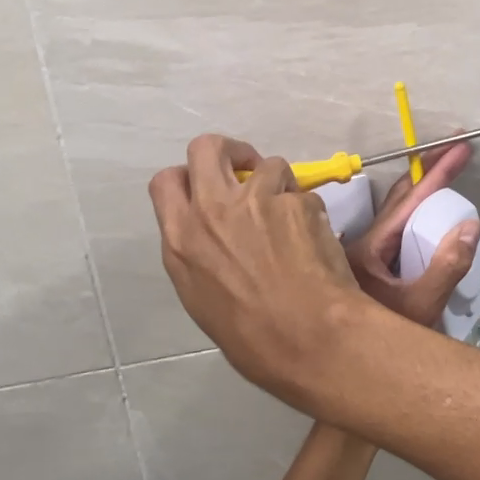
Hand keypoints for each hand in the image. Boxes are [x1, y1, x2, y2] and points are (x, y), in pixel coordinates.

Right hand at [149, 135, 373, 409]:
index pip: (167, 180)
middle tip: (244, 166)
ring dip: (278, 182)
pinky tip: (313, 237)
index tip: (206, 186)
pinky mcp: (300, 201)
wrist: (307, 333)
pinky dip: (307, 209)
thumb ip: (199, 248)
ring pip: (270, 164)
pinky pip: (303, 193)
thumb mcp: (199, 292)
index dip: (187, 177)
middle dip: (229, 151)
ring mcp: (261, 199)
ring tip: (288, 216)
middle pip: (208, 147)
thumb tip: (211, 231)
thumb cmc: (248, 332)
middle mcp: (216, 208)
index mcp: (182, 237)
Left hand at [346, 141, 479, 327]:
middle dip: (428, 173)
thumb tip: (471, 225)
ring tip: (441, 170)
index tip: (459, 147)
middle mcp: (359, 248)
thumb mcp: (421, 307)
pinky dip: (411, 214)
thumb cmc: (379, 344)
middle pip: (399, 200)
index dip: (436, 172)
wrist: (342, 376)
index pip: (408, 202)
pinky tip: (425, 213)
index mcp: (367, 251)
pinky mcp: (363, 271)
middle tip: (454, 149)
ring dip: (419, 192)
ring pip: (392, 215)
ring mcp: (360, 259)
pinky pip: (390, 233)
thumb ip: (448, 267)